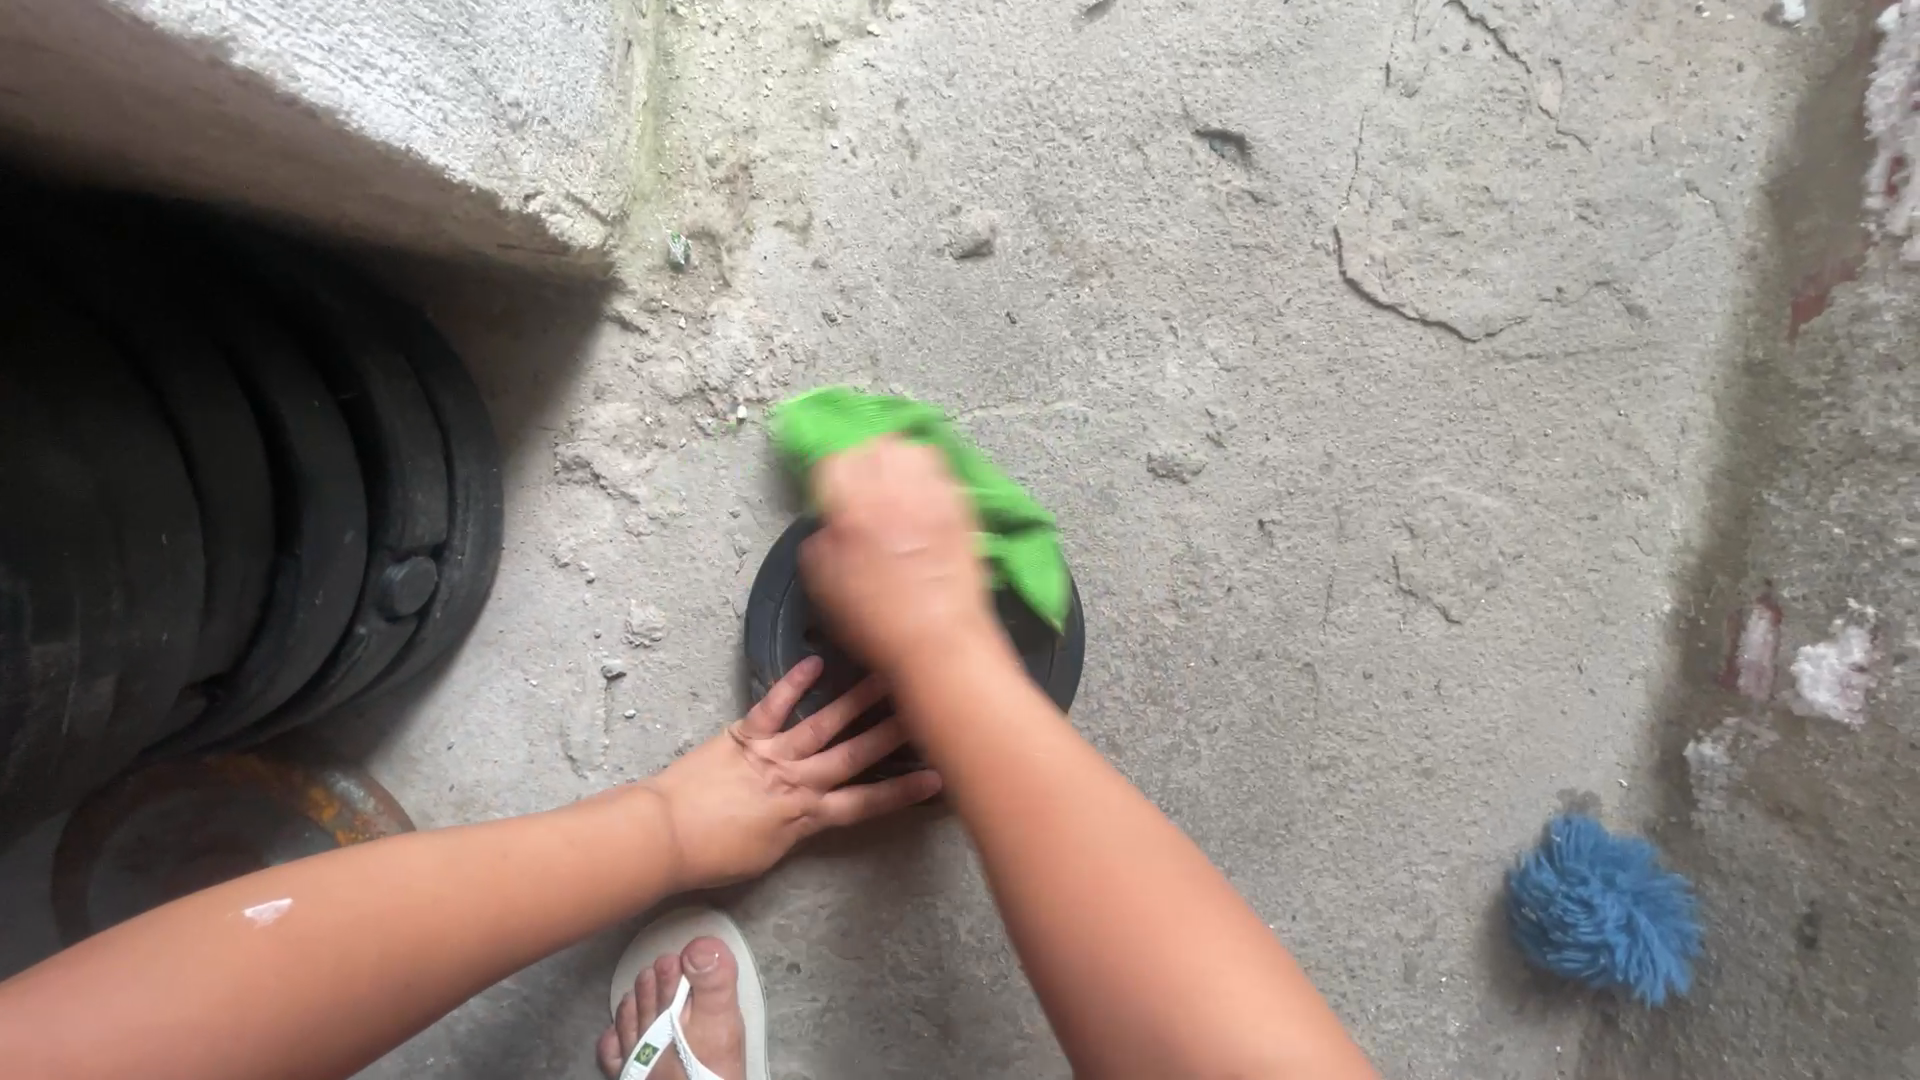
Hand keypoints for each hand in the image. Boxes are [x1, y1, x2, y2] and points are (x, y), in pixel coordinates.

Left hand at [641, 656, 941, 889]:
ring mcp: (774, 754)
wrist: (664, 836)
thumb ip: (796, 826)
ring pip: (825, 725)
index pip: (865, 804)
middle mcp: (798, 782)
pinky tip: (816, 662)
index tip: (936, 778)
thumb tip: (811, 811)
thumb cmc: (713, 855)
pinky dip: (794, 684)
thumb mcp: (767, 854)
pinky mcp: (747, 734)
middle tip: (924, 710)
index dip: (902, 792)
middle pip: (854, 756)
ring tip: (886, 677)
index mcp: (806, 817)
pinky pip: (775, 705)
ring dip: (857, 701)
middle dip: (892, 734)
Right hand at [801, 436, 1001, 674]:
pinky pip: (943, 471)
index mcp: (853, 509)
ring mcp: (932, 496)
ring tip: (894, 482)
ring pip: (912, 449)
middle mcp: (894, 493)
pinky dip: (929, 474)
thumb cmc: (878, 621)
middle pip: (875, 445)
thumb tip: (829, 523)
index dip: (830, 474)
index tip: (832, 489)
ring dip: (898, 459)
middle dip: (865, 458)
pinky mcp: (961, 508)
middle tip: (862, 481)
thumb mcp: (823, 583)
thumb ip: (820, 540)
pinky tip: (922, 494)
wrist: (940, 640)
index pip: (835, 462)